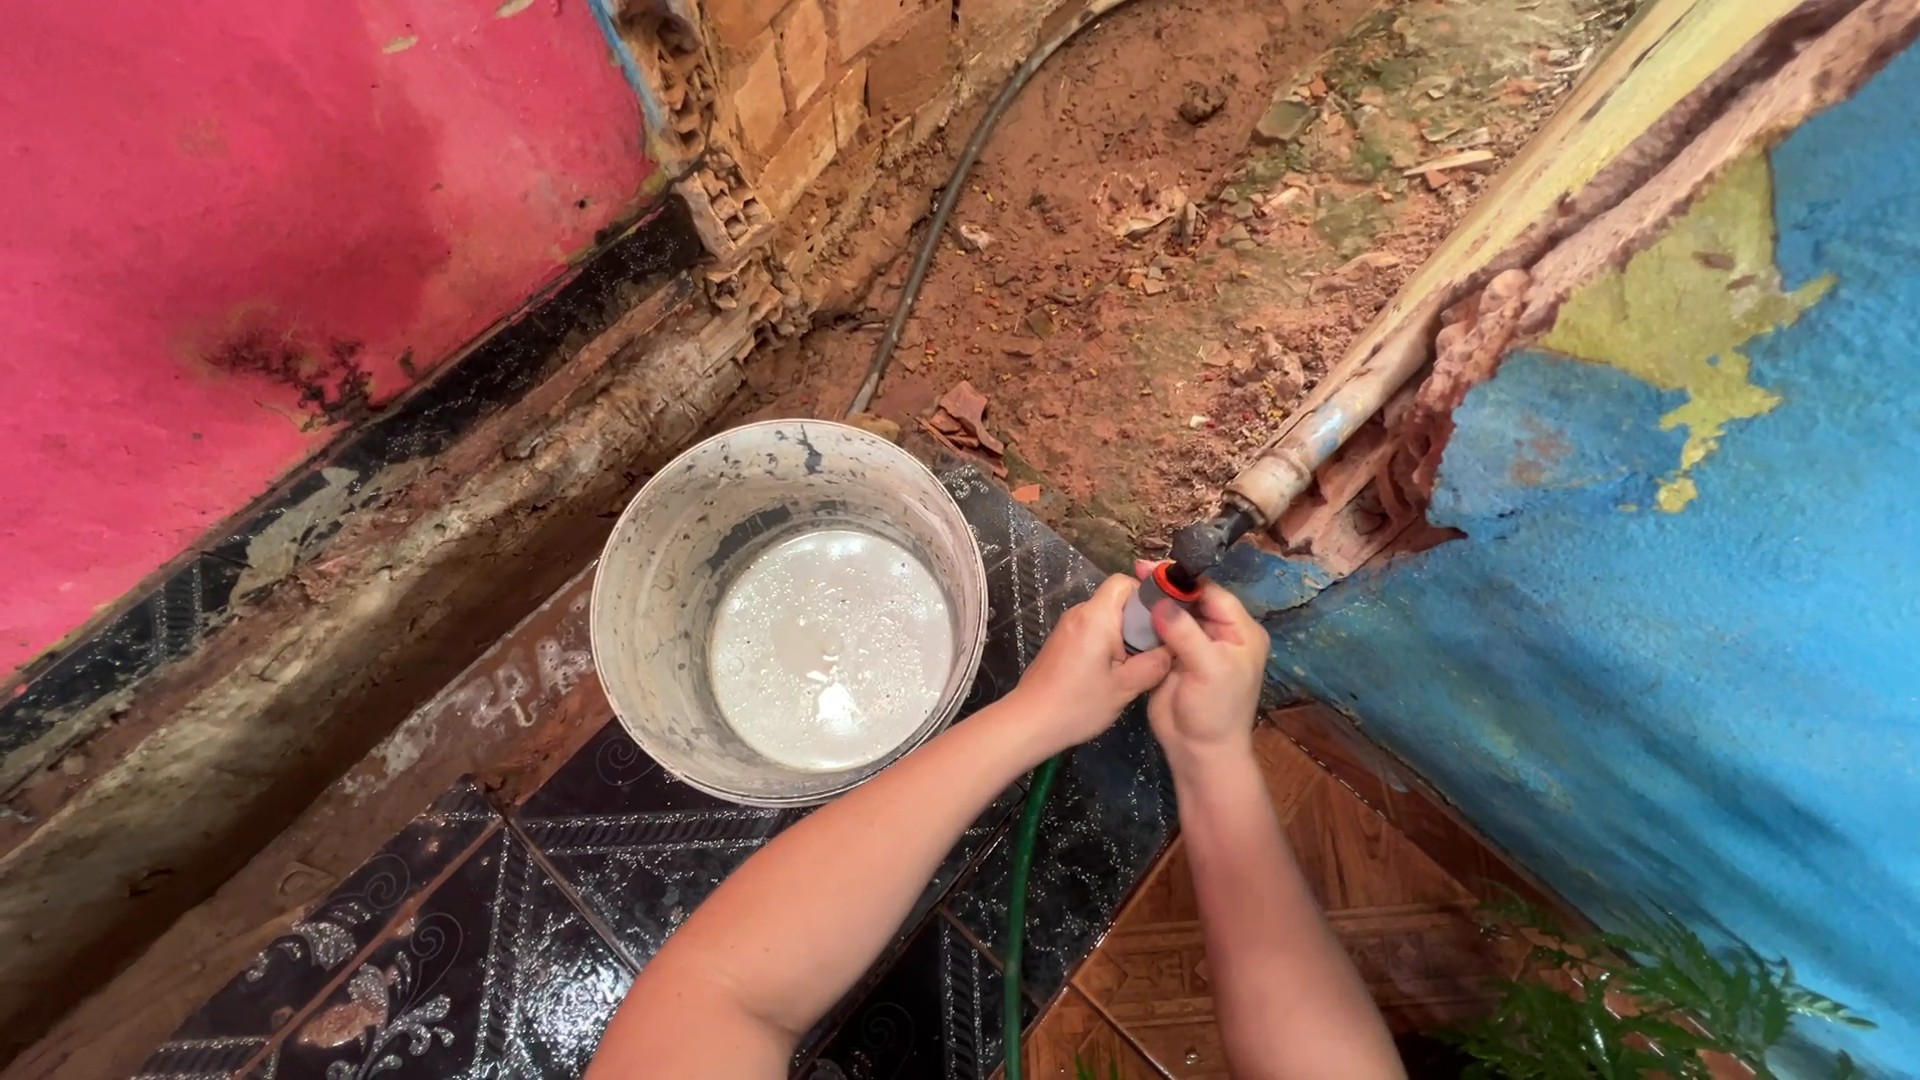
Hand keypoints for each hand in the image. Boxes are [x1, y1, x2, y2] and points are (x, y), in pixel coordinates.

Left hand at [1003, 575, 1173, 756]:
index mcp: (1095, 616)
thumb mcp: (1126, 687)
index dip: (1147, 595)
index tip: (1163, 622)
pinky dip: (1108, 643)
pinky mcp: (1062, 641)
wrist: (1030, 721)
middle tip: (1155, 649)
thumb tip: (1176, 647)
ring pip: (1106, 618)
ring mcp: (1067, 627)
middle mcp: (1079, 613)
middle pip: (1117, 600)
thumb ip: (1155, 663)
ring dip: (1125, 635)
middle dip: (1139, 620)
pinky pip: (1093, 631)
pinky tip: (1115, 670)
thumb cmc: (1078, 703)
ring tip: (1137, 664)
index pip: (1124, 582)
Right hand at [1137, 560, 1268, 768]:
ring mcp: (1195, 645)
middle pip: (1191, 600)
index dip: (1183, 579)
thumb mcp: (1208, 669)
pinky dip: (1146, 619)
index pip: (1212, 593)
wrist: (1198, 752)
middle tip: (1136, 570)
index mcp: (1239, 632)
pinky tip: (1128, 608)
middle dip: (1165, 586)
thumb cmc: (1214, 711)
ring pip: (1173, 613)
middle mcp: (1219, 634)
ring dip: (1154, 600)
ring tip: (1129, 584)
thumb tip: (1159, 601)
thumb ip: (1185, 632)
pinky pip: (1160, 630)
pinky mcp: (1173, 657)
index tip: (1154, 567)